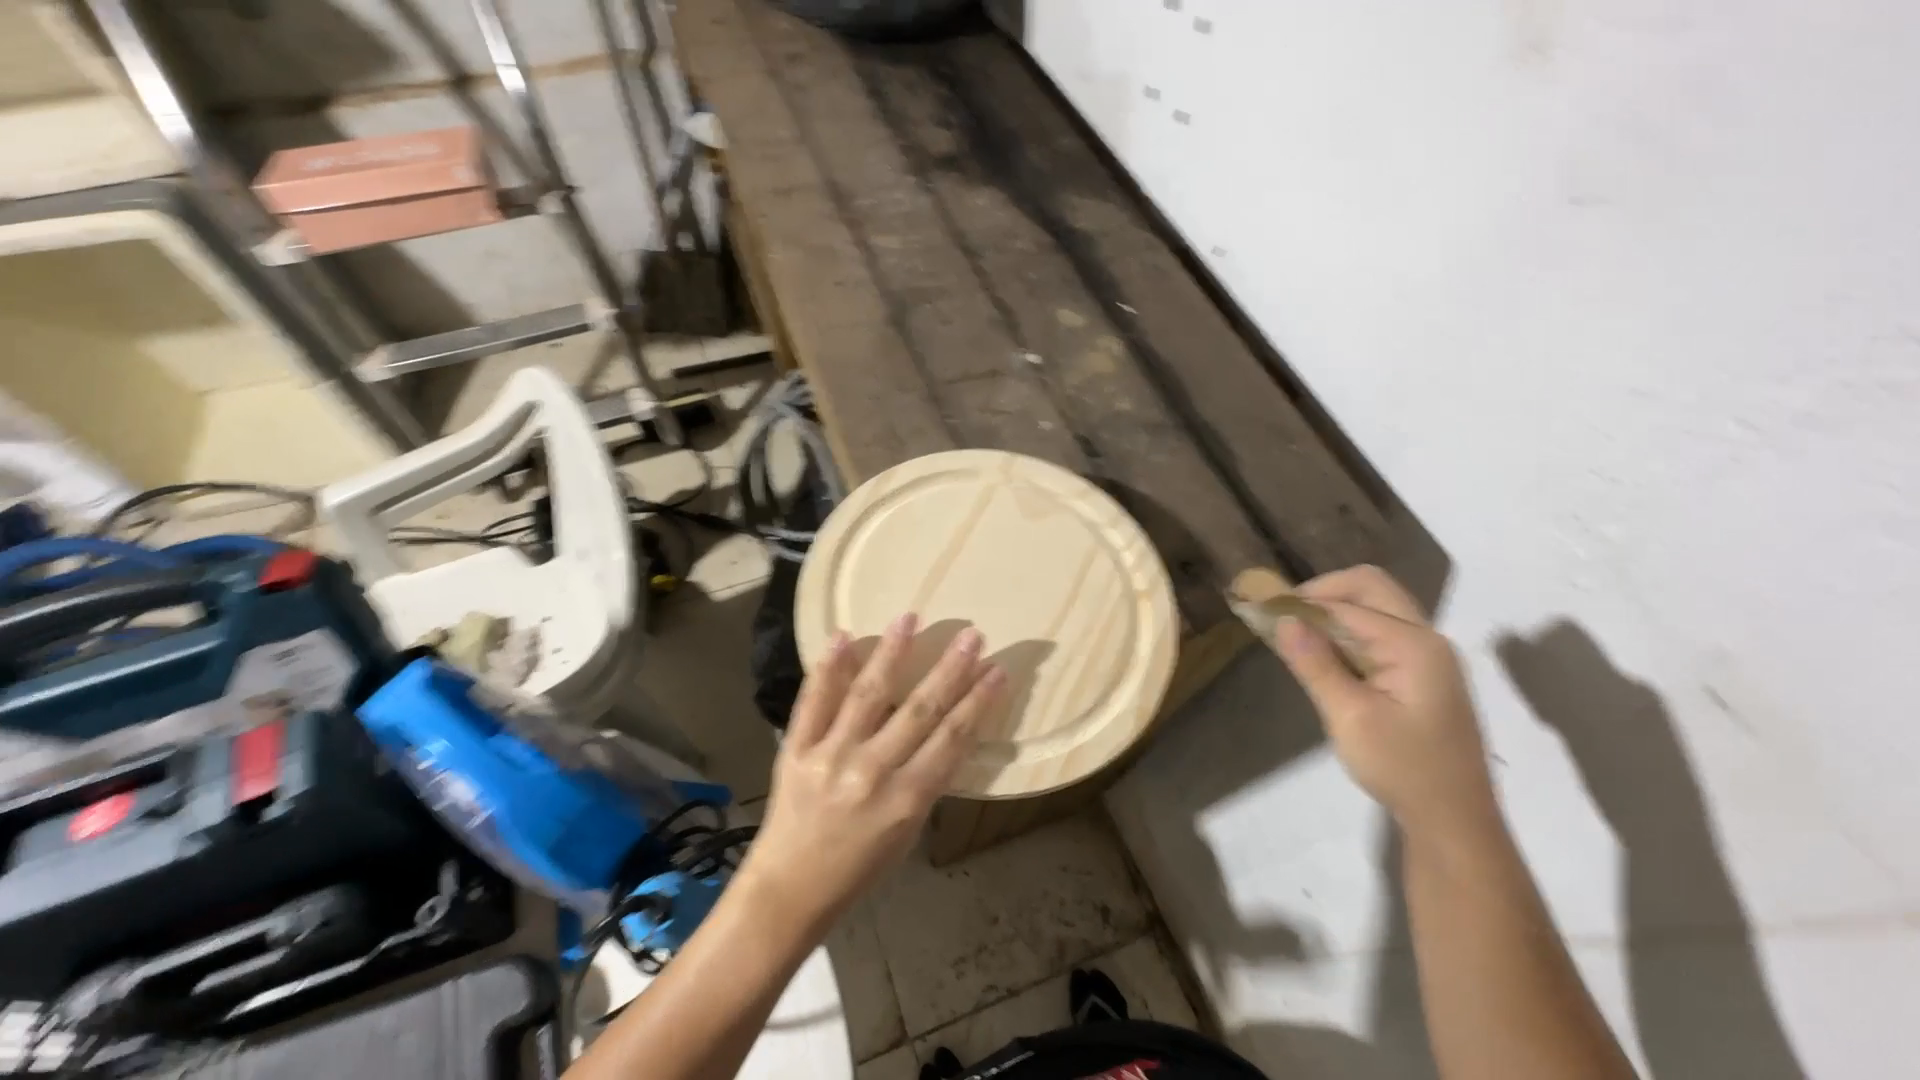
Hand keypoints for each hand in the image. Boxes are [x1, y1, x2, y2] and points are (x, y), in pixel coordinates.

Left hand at [737, 614, 1006, 927]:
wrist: (790, 890)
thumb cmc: (859, 869)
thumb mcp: (907, 834)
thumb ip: (924, 783)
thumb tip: (942, 732)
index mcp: (907, 799)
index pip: (952, 738)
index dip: (978, 701)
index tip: (997, 670)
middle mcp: (872, 771)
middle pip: (920, 710)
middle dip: (950, 670)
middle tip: (971, 635)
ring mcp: (830, 756)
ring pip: (868, 694)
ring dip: (892, 653)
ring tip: (910, 617)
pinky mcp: (796, 749)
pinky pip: (813, 702)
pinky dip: (828, 668)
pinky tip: (843, 637)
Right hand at [1269, 565, 1497, 839]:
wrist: (1454, 817)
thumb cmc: (1402, 768)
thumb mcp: (1350, 718)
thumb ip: (1316, 665)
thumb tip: (1283, 619)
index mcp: (1413, 644)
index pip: (1348, 603)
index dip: (1303, 602)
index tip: (1262, 610)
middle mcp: (1427, 638)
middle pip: (1372, 587)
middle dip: (1323, 592)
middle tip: (1283, 615)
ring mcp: (1430, 655)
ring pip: (1379, 607)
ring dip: (1337, 611)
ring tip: (1297, 634)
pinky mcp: (1425, 673)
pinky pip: (1385, 632)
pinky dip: (1351, 631)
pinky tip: (1327, 655)